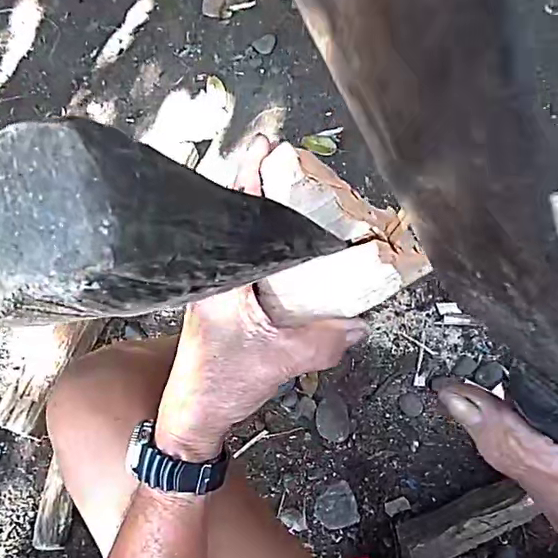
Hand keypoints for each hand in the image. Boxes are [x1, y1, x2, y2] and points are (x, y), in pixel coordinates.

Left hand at [155, 136, 366, 459]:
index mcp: (218, 276)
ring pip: (248, 243)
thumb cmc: (219, 384)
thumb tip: (360, 323)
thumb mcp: (280, 359)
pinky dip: (277, 256)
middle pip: (242, 218)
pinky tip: (300, 260)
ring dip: (274, 225)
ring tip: (306, 208)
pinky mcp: (229, 303)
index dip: (250, 172)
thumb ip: (325, 340)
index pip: (232, 209)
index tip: (266, 143)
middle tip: (301, 174)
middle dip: (270, 192)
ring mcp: (219, 288)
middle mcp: (214, 274)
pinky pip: (255, 266)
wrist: (197, 414)